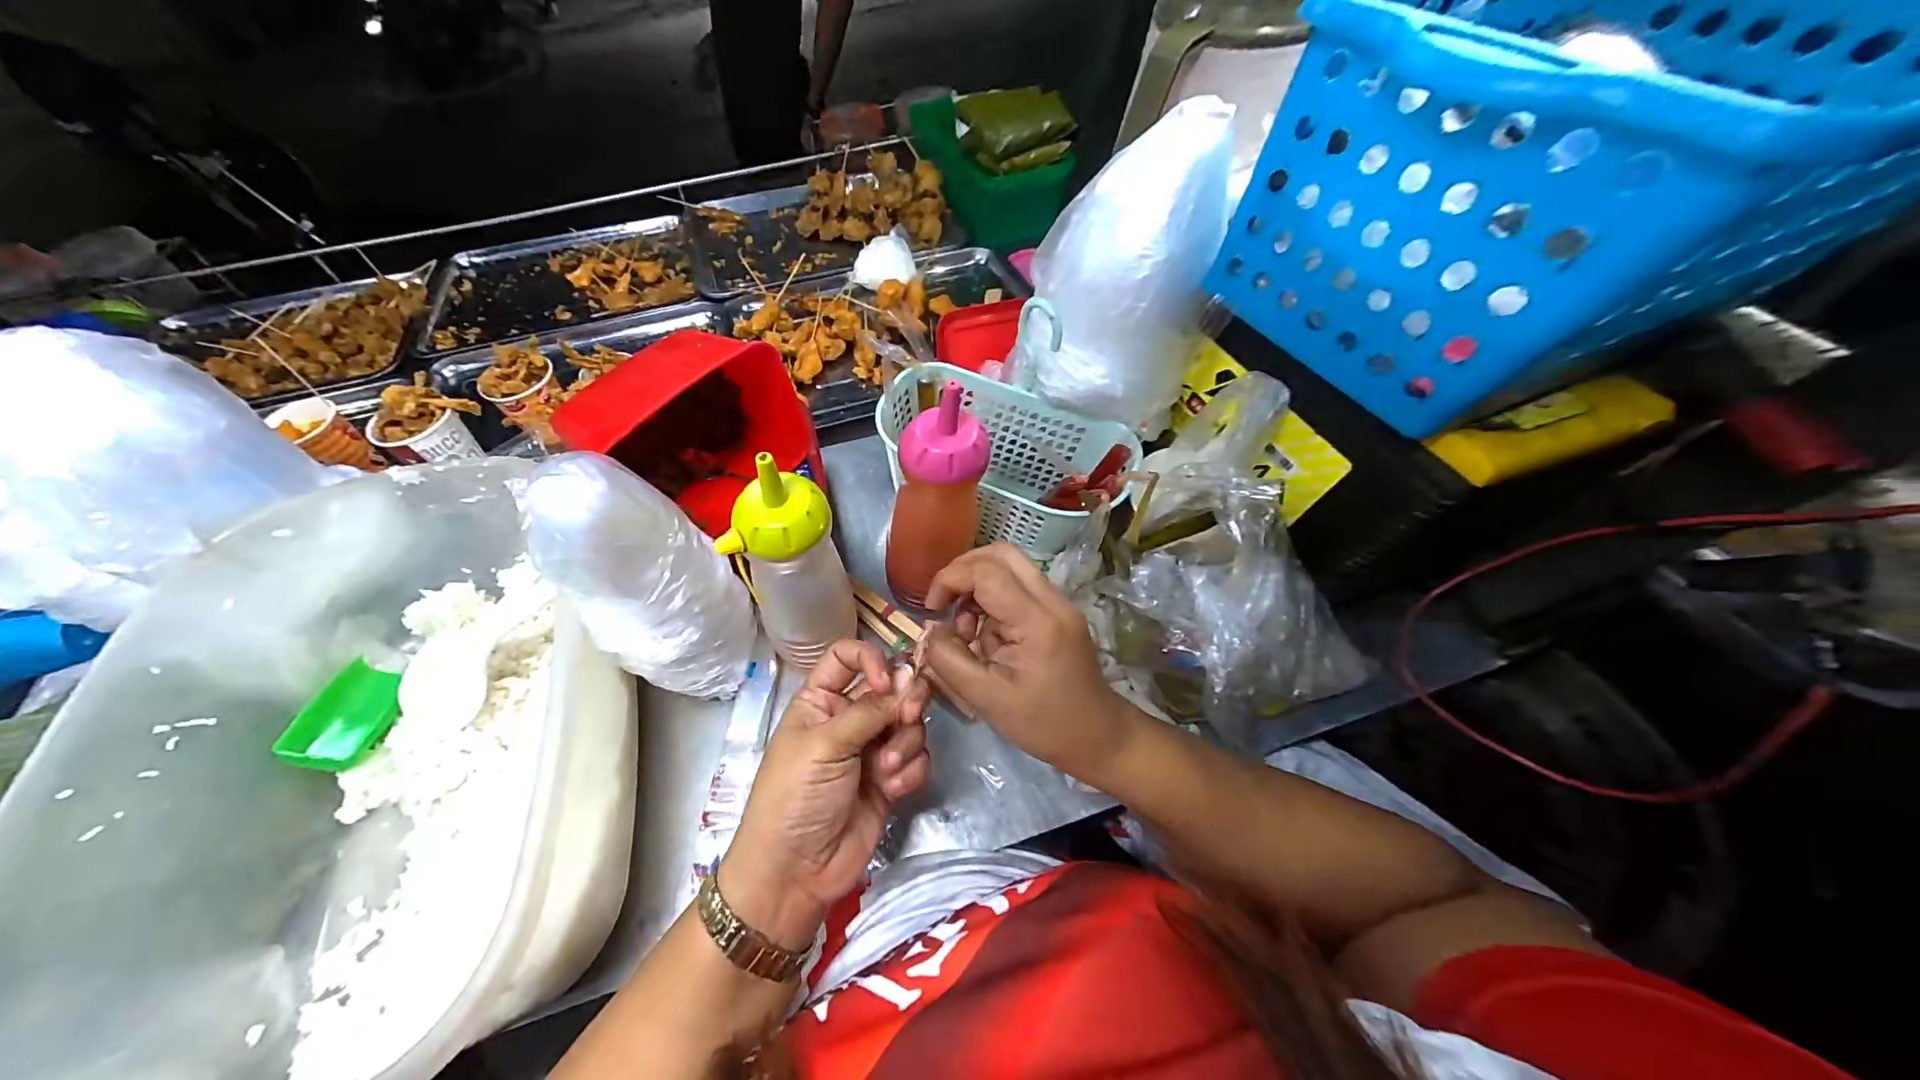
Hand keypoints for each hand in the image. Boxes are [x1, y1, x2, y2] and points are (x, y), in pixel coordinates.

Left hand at [721, 641, 930, 948]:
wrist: (795, 872)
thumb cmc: (794, 798)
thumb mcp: (824, 746)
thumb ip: (869, 710)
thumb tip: (908, 677)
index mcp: (820, 701)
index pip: (848, 657)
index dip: (871, 659)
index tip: (886, 681)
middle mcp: (849, 719)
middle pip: (891, 688)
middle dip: (905, 701)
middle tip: (908, 716)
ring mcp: (872, 750)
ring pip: (909, 724)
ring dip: (905, 744)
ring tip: (885, 773)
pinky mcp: (891, 780)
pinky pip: (917, 758)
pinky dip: (910, 771)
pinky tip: (892, 791)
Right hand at [923, 544, 1137, 783]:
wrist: (1097, 736)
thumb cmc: (1042, 724)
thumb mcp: (986, 698)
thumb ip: (949, 659)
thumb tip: (931, 629)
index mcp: (1037, 621)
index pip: (986, 573)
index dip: (950, 580)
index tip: (931, 610)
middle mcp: (1053, 601)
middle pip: (1001, 554)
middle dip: (963, 571)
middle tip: (945, 605)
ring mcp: (1060, 603)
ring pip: (1011, 566)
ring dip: (979, 587)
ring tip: (968, 630)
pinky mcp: (1058, 612)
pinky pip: (1019, 586)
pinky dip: (994, 599)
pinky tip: (987, 636)